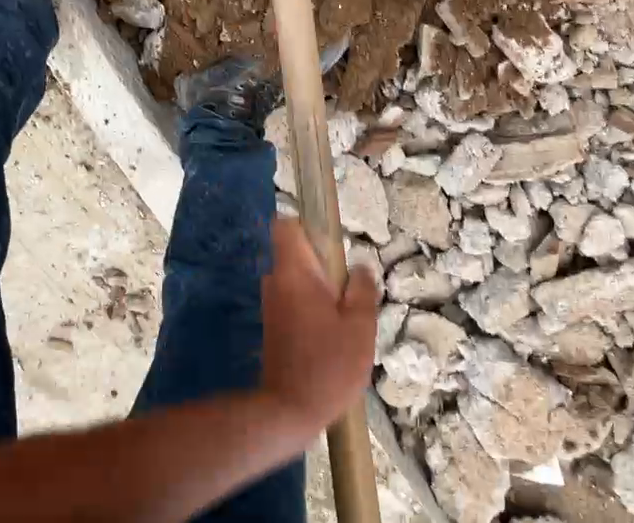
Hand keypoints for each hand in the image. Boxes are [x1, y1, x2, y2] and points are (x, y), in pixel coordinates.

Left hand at [258, 218, 378, 436]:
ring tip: (345, 316)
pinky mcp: (272, 322)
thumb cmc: (329, 363)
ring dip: (319, 289)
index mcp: (293, 271)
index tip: (331, 241)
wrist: (289, 408)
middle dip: (322, 263)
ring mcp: (271, 302)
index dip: (306, 224)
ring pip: (296, 278)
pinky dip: (311, 306)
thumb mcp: (360, 326)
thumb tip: (360, 266)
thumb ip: (362, 289)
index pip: (285, 225)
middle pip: (295, 252)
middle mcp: (275, 279)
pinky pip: (293, 298)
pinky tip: (331, 333)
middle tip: (349, 289)